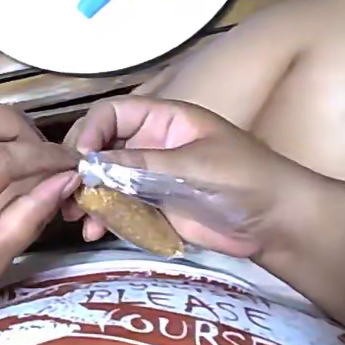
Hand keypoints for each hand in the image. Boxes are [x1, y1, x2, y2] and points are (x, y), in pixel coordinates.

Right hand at [65, 96, 316, 257]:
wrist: (278, 225)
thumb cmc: (246, 180)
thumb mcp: (194, 167)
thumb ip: (142, 165)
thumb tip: (91, 164)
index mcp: (163, 120)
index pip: (112, 113)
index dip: (91, 131)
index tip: (80, 160)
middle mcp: (150, 144)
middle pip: (101, 145)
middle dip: (80, 166)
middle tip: (66, 190)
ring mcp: (149, 176)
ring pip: (104, 178)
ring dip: (86, 194)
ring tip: (75, 216)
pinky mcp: (153, 205)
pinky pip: (117, 205)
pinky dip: (102, 216)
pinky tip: (94, 231)